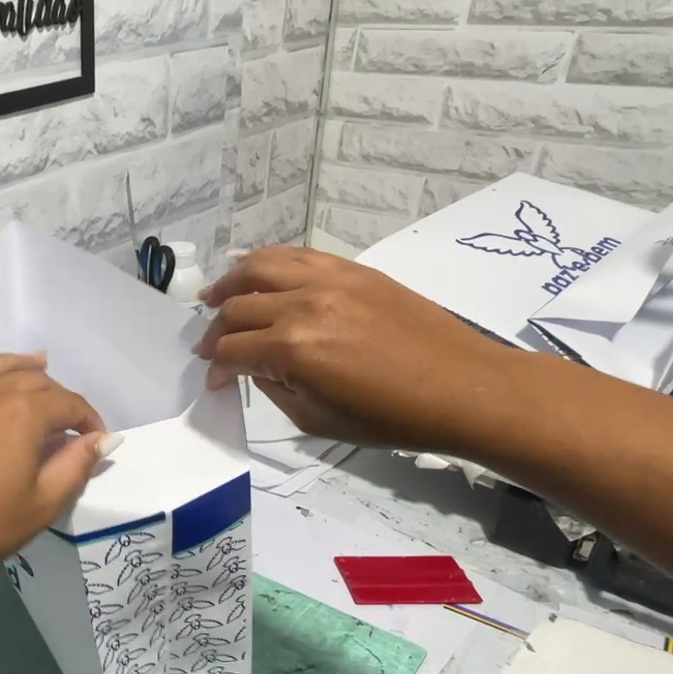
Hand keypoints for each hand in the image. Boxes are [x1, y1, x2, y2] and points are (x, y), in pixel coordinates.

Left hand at [0, 323, 111, 583]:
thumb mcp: (39, 506)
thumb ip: (74, 467)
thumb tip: (100, 440)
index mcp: (23, 413)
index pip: (68, 404)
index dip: (88, 421)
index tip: (96, 441)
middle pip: (33, 381)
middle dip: (57, 397)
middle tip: (66, 422)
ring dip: (19, 363)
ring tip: (36, 364)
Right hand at [194, 247, 524, 452]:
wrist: (463, 388)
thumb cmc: (390, 418)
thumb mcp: (315, 419)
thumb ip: (274, 388)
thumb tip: (253, 367)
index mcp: (292, 351)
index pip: (230, 351)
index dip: (215, 368)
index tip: (215, 381)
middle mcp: (303, 306)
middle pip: (236, 308)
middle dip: (214, 331)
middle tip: (208, 346)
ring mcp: (328, 280)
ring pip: (258, 267)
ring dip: (229, 283)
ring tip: (214, 295)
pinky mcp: (352, 270)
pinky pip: (296, 254)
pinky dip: (266, 260)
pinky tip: (253, 270)